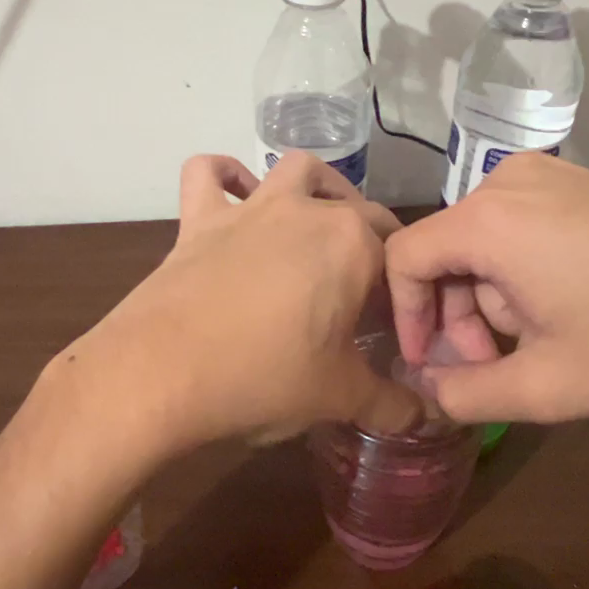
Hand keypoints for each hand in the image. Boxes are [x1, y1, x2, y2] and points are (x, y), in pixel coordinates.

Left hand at [50, 151, 419, 453]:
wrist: (161, 374)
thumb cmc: (264, 379)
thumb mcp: (340, 398)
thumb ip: (394, 404)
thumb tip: (427, 416)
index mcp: (353, 243)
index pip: (398, 260)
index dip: (402, 299)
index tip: (390, 337)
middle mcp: (307, 210)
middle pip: (358, 213)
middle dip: (370, 248)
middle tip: (359, 302)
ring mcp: (250, 208)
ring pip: (296, 171)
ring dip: (317, 190)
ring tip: (319, 229)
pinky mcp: (199, 218)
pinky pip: (209, 174)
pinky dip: (225, 176)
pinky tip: (235, 196)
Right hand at [385, 153, 588, 422]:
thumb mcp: (550, 386)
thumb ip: (466, 393)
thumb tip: (426, 389)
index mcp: (490, 219)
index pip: (403, 257)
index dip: (403, 316)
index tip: (434, 365)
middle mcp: (514, 181)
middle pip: (450, 251)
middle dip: (462, 316)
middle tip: (501, 367)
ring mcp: (561, 177)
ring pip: (491, 243)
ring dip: (501, 300)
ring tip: (553, 345)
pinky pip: (532, 228)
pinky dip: (533, 273)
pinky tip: (583, 312)